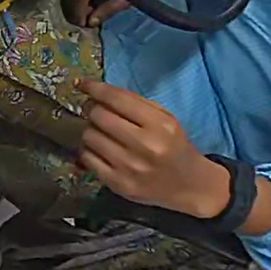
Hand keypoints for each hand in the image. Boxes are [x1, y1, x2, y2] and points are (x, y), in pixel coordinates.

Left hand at [76, 81, 228, 217]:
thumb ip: (132, 103)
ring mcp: (129, 167)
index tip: (81, 84)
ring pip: (89, 136)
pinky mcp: (117, 183)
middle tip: (95, 112)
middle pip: (98, 116)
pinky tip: (99, 150)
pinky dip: (88, 150)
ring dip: (90, 130)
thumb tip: (94, 90)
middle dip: (92, 110)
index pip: (117, 99)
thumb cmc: (172, 145)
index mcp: (160, 125)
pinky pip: (87, 158)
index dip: (94, 88)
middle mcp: (145, 146)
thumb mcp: (163, 119)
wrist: (188, 186)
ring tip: (100, 133)